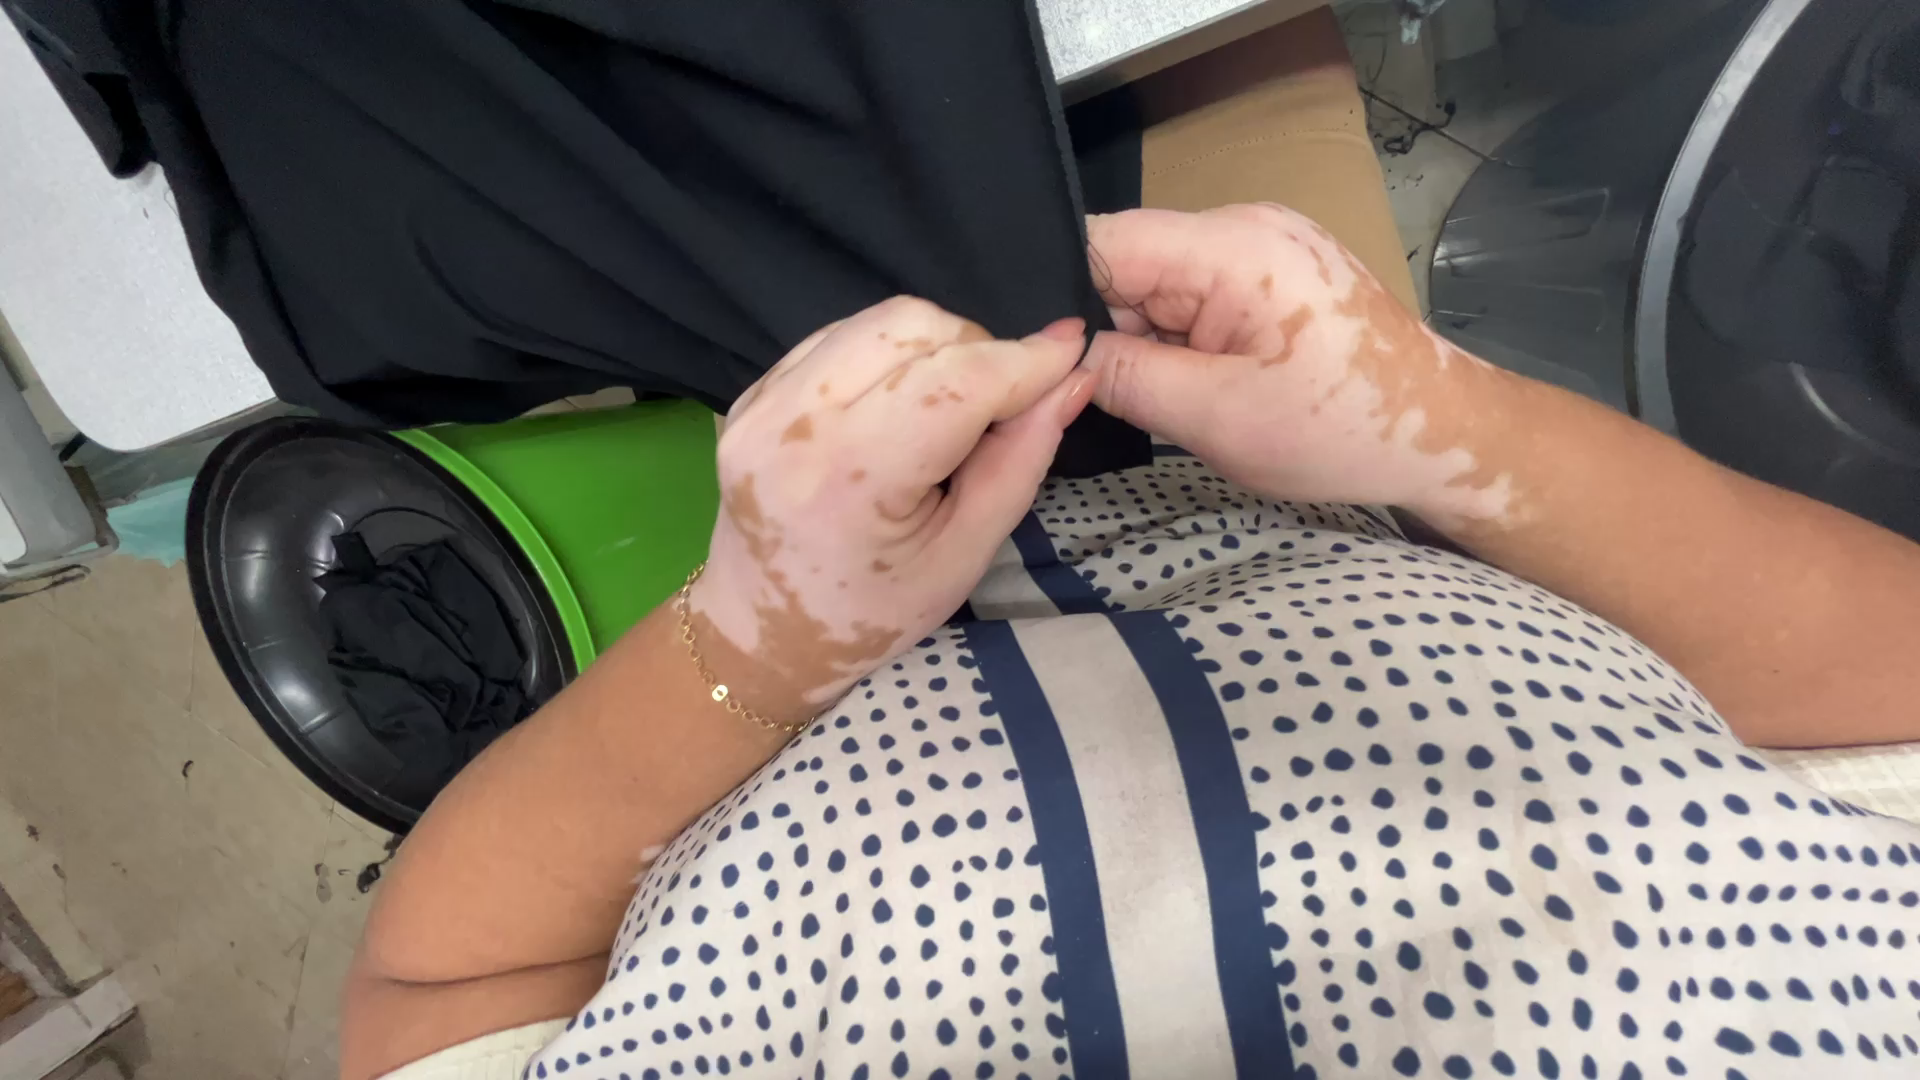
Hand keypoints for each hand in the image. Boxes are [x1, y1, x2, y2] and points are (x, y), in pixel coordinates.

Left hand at [689, 297, 1093, 724]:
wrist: (768, 633)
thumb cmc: (873, 613)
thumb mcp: (963, 557)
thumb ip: (1019, 463)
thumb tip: (1071, 381)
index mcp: (849, 477)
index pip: (956, 381)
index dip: (1026, 360)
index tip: (1072, 351)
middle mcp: (792, 421)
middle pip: (914, 327)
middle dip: (979, 350)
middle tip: (998, 407)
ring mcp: (762, 400)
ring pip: (879, 321)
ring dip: (938, 346)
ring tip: (950, 411)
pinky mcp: (753, 392)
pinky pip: (843, 338)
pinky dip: (893, 356)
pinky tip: (899, 408)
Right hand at [1084, 205, 1520, 526]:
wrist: (1438, 435)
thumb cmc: (1336, 430)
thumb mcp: (1213, 416)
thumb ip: (1124, 378)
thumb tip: (1060, 356)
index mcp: (1229, 248)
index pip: (1103, 243)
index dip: (1058, 295)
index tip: (1037, 359)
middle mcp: (1239, 229)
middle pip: (1124, 265)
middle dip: (1100, 329)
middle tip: (1087, 395)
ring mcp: (1253, 250)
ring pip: (1150, 288)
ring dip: (1135, 342)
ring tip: (1146, 395)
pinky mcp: (1261, 278)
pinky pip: (1184, 301)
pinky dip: (1167, 343)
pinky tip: (1178, 382)